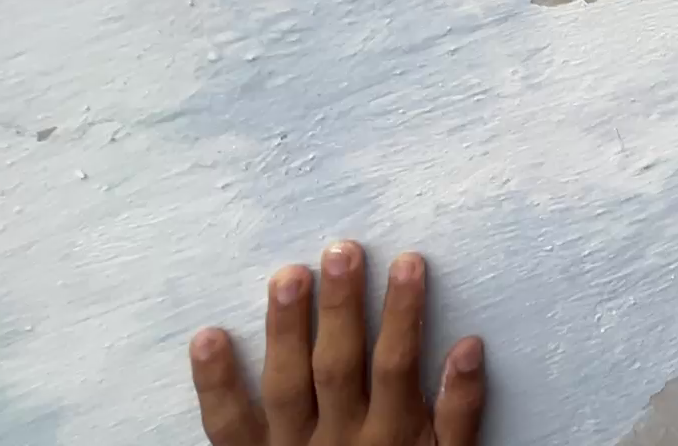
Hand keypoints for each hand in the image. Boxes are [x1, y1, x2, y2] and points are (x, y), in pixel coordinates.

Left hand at [188, 241, 485, 445]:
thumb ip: (461, 409)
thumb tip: (468, 346)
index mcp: (389, 433)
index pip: (397, 359)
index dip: (402, 310)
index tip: (407, 260)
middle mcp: (336, 439)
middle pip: (336, 364)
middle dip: (340, 306)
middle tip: (341, 251)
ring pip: (283, 385)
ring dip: (284, 329)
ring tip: (288, 276)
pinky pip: (226, 426)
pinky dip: (214, 383)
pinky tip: (209, 337)